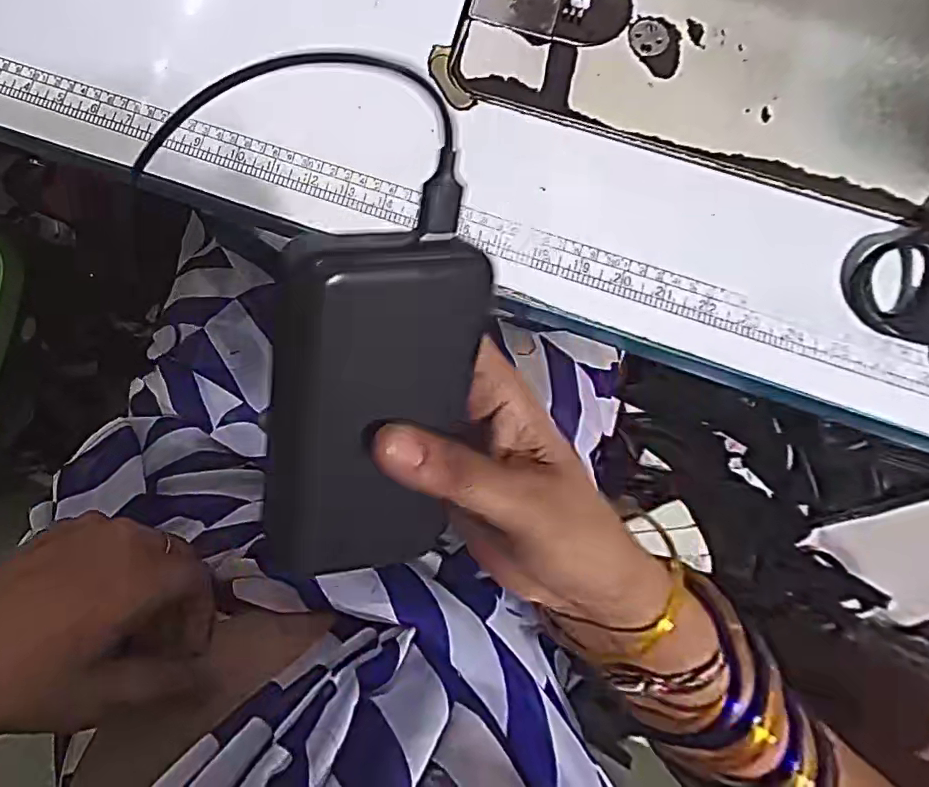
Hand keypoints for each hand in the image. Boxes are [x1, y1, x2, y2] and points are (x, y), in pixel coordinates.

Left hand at [0, 512, 214, 736]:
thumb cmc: (33, 677)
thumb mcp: (104, 694)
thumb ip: (166, 681)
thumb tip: (206, 675)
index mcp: (138, 571)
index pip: (197, 576)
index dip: (202, 614)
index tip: (185, 650)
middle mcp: (122, 535)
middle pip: (174, 555)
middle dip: (177, 597)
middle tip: (158, 642)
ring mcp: (91, 525)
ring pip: (144, 544)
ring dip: (150, 579)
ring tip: (125, 625)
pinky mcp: (64, 526)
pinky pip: (112, 538)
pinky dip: (120, 564)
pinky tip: (92, 601)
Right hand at [372, 338, 671, 628]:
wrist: (579, 593)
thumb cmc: (579, 537)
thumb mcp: (519, 501)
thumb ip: (455, 470)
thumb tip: (390, 443)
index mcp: (503, 395)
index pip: (453, 345)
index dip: (414, 334)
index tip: (372, 342)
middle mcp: (475, 410)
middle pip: (420, 377)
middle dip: (386, 381)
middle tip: (349, 396)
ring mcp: (456, 442)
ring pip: (407, 417)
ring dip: (382, 423)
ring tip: (351, 428)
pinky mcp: (441, 475)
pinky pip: (404, 457)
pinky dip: (385, 459)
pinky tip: (366, 461)